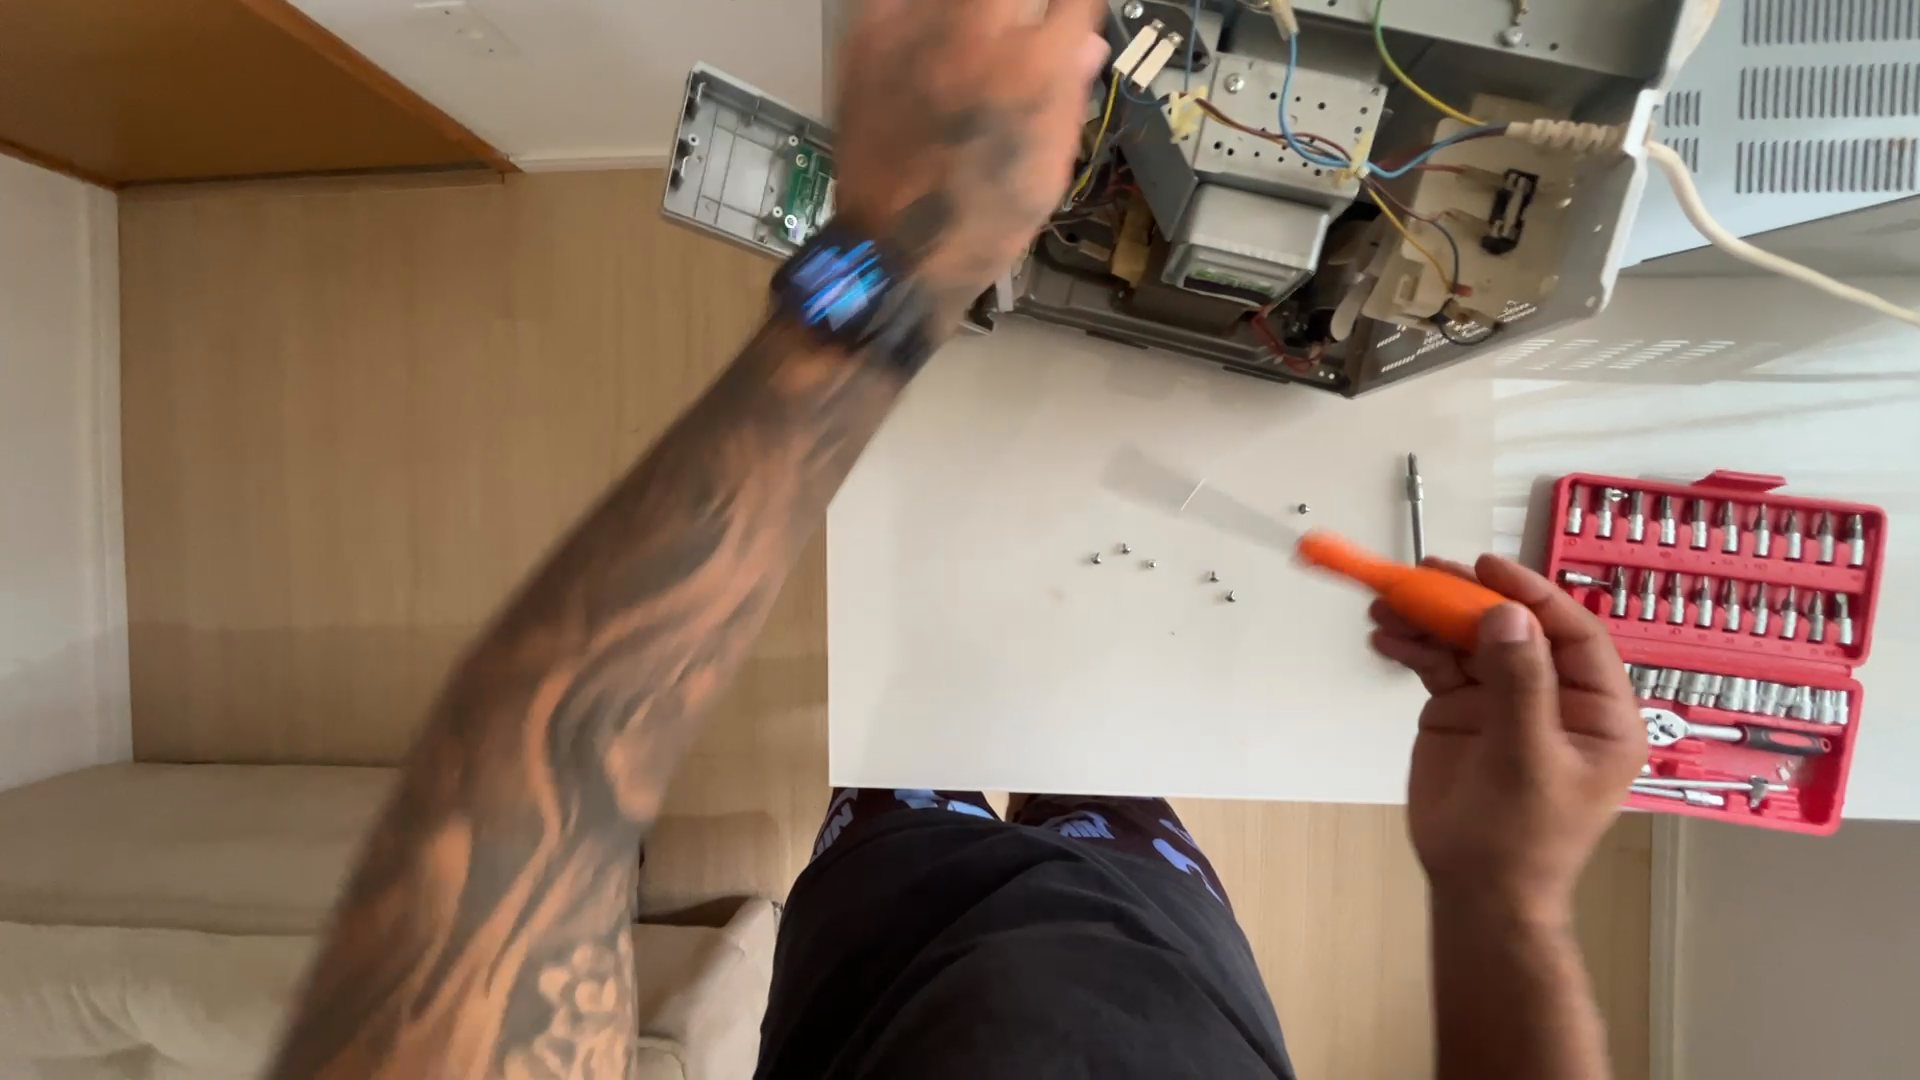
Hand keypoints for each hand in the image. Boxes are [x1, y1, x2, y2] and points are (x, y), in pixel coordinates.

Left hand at [832, 0, 1109, 321]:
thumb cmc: (978, 227)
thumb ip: (1068, 98)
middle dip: (1019, 14)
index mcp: (1037, 66)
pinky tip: (924, 46)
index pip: (1074, 2)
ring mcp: (921, 29)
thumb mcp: (1047, 176)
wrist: (897, 255)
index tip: (1065, 30)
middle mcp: (981, 31)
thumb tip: (1084, 47)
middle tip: (1010, 42)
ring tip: (964, 53)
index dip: (1071, 19)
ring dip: (970, 15)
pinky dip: (916, 14)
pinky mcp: (872, 38)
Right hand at [1370, 555, 1644, 927]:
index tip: (1485, 566)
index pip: (1571, 635)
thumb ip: (1519, 685)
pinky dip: (1408, 648)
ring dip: (1424, 622)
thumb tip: (1505, 615)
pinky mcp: (1458, 710)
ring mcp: (1499, 701)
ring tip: (1383, 606)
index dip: (1531, 595)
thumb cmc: (1520, 834)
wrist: (1473, 882)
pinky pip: (1434, 665)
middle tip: (1420, 575)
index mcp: (1594, 710)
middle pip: (1507, 630)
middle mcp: (1549, 696)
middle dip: (1463, 602)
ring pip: (1464, 643)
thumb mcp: (1526, 758)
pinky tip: (1383, 638)